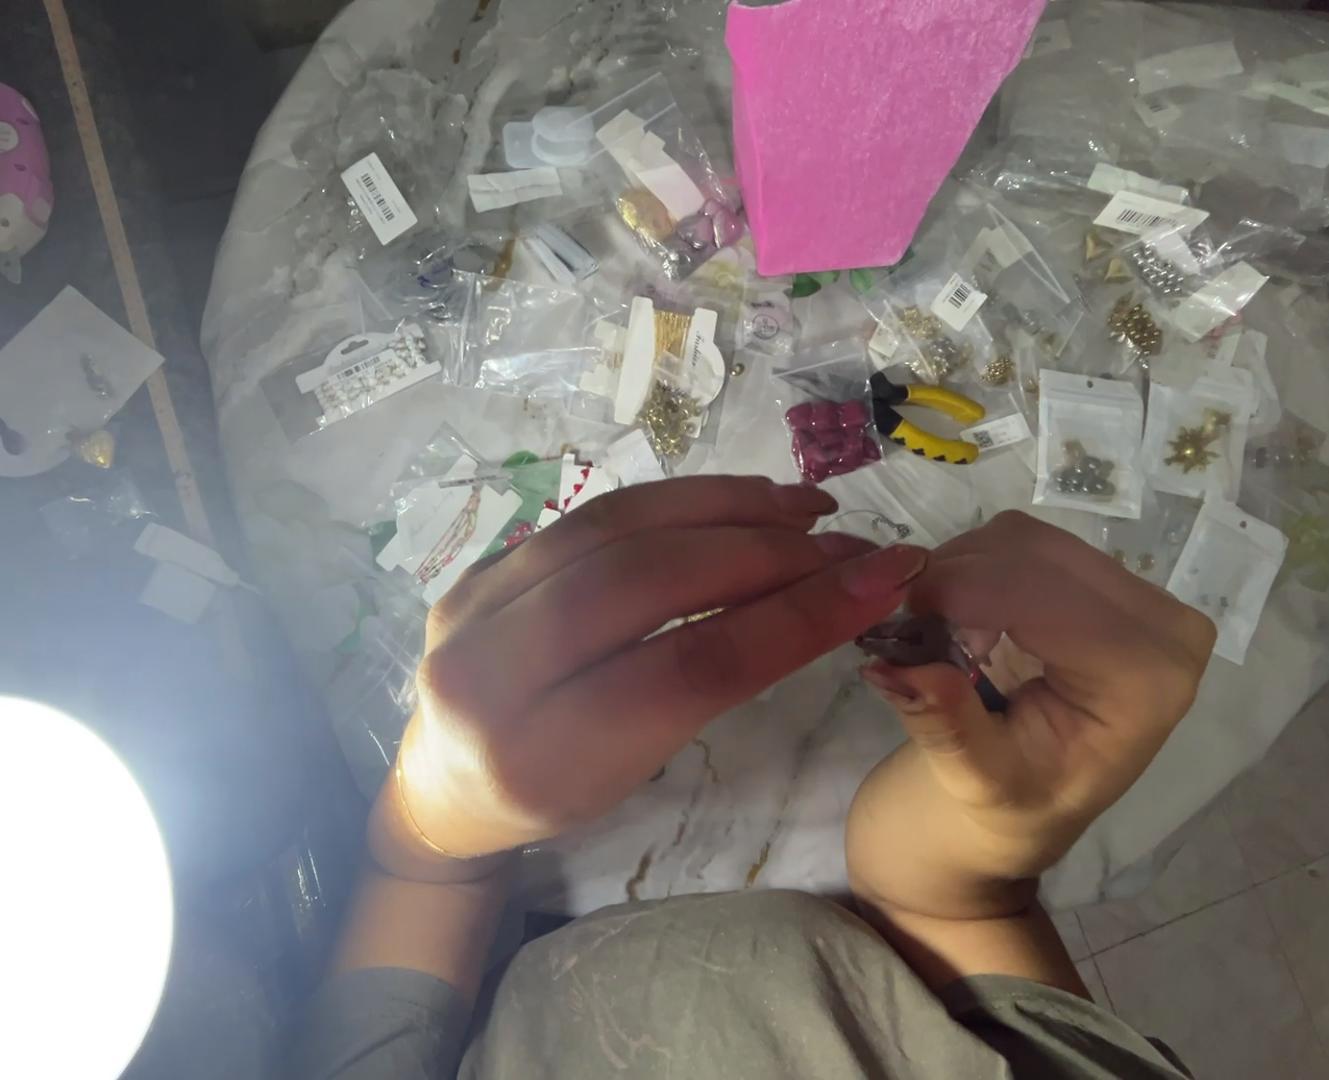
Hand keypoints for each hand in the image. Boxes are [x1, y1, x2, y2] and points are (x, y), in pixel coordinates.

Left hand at [370, 475, 929, 882]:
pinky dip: (673, 500)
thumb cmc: (553, 794)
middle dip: (761, 553)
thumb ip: (708, 681)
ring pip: (612, 524)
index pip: (683, 670)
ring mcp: (473, 602)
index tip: (880, 582)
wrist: (448, 781)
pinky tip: (732, 502)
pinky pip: (589, 514)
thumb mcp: (634, 767)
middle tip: (845, 545)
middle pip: (641, 581)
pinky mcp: (480, 564)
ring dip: (722, 506)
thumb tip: (820, 595)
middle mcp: (489, 669)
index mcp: (537, 757)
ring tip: (803, 508)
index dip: (791, 620)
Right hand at [846, 511, 1215, 920]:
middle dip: (954, 577)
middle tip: (904, 624)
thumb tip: (893, 668)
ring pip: (1023, 537)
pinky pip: (1022, 540)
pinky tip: (957, 613)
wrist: (1016, 812)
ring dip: (959, 568)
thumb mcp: (973, 782)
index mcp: (1144, 681)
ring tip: (932, 628)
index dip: (958, 590)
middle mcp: (1161, 629)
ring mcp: (1137, 602)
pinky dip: (971, 562)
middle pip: (1034, 553)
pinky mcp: (1105, 588)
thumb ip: (945, 725)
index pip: (1042, 594)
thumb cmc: (1001, 811)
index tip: (896, 619)